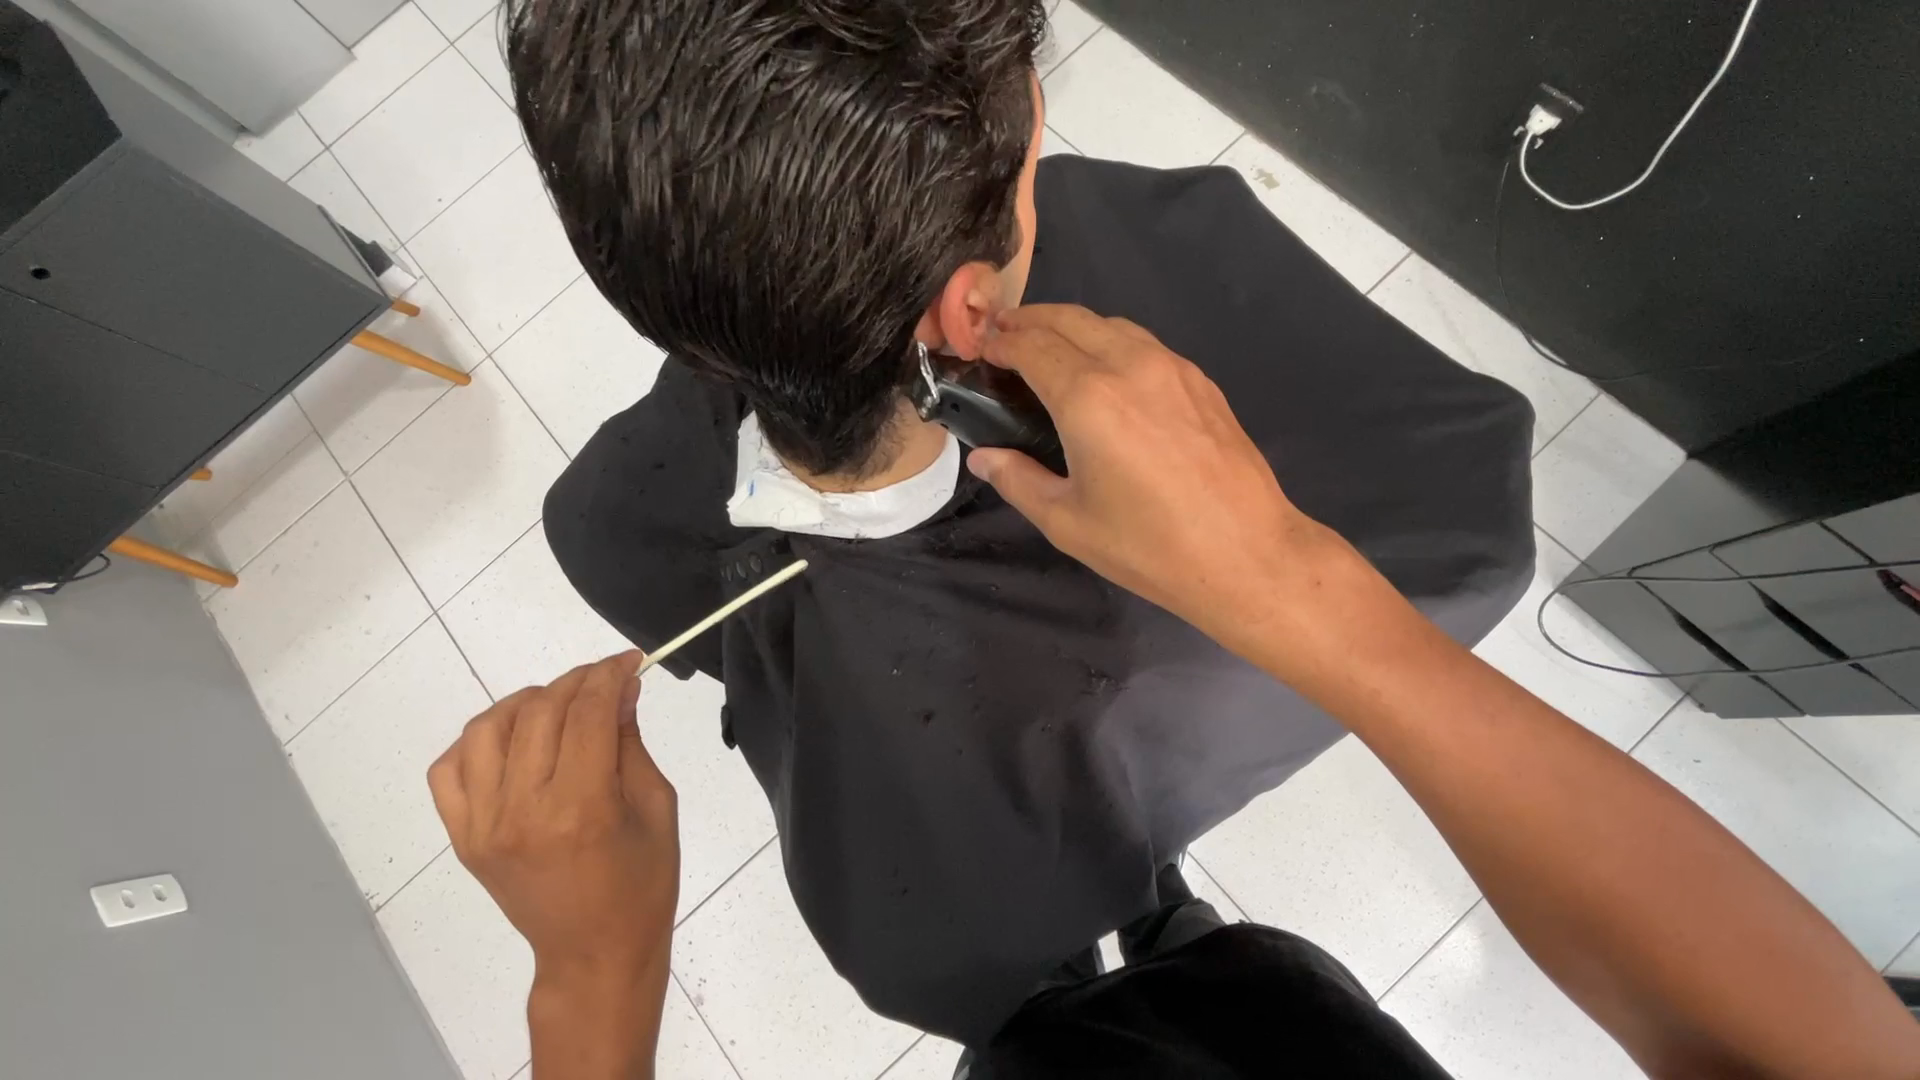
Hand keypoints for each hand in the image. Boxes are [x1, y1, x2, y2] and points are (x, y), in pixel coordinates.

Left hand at [427, 652, 676, 992]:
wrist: (593, 951)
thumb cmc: (643, 881)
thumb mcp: (657, 805)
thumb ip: (630, 743)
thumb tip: (620, 691)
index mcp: (583, 807)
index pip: (589, 713)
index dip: (610, 675)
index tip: (630, 661)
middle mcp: (524, 811)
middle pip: (540, 711)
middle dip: (577, 680)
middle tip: (604, 678)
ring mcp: (483, 825)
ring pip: (487, 729)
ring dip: (526, 701)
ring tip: (558, 704)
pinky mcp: (463, 837)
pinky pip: (449, 769)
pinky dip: (478, 740)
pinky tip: (514, 740)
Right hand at [967, 304, 1351, 655]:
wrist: (1246, 554)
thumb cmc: (1148, 546)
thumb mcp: (1067, 523)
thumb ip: (1017, 481)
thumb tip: (984, 458)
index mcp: (1088, 398)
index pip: (1032, 345)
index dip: (1000, 342)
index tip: (979, 349)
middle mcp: (1130, 366)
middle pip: (1069, 318)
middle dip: (1029, 320)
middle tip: (1002, 338)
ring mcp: (1172, 368)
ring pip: (1110, 323)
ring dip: (1071, 326)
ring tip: (1048, 349)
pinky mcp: (1200, 381)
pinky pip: (1144, 344)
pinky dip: (1110, 342)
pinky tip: (1104, 373)